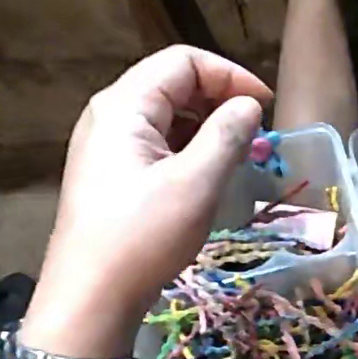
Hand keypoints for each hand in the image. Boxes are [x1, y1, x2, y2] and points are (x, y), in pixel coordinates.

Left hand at [23, 46, 271, 357]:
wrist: (90, 296)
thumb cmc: (143, 237)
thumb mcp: (195, 184)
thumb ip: (226, 136)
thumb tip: (248, 106)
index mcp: (125, 106)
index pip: (183, 62)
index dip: (230, 75)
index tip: (266, 106)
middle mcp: (110, 116)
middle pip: (173, 85)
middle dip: (221, 101)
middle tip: (256, 135)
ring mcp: (107, 148)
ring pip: (167, 119)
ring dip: (207, 129)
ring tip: (239, 157)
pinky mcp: (111, 177)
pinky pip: (157, 147)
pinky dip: (189, 152)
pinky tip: (208, 178)